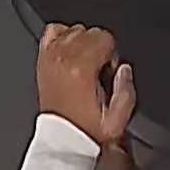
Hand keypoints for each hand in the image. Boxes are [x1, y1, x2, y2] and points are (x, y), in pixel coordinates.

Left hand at [37, 23, 135, 145]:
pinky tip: (69, 52)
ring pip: (74, 29)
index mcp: (82, 69)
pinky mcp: (43, 59)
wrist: (62, 140)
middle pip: (91, 31)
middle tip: (98, 70)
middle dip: (100, 47)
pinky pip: (53, 30)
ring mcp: (51, 56)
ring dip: (83, 42)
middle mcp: (64, 58)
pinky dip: (63, 36)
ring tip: (84, 63)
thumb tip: (124, 69)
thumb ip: (127, 91)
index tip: (108, 70)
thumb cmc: (86, 129)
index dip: (112, 53)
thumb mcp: (116, 120)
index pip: (105, 37)